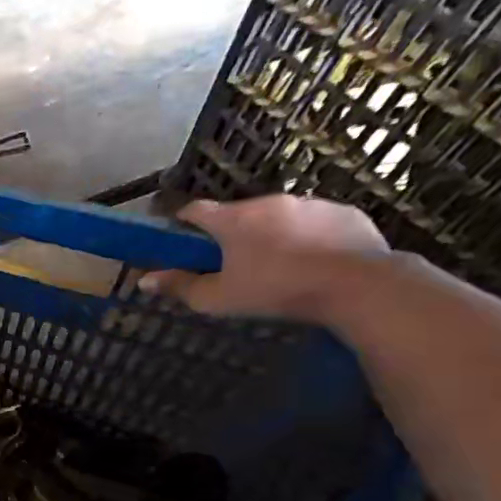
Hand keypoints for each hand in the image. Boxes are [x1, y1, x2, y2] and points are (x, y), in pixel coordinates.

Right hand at [138, 196, 389, 321]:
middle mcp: (269, 202)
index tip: (177, 237)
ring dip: (268, 235)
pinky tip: (310, 263)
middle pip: (237, 214)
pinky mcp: (345, 212)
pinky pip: (314, 222)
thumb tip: (144, 280)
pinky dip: (305, 237)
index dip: (181, 222)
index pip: (194, 210)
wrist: (357, 284)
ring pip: (277, 217)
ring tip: (274, 266)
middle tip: (228, 263)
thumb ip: (180, 286)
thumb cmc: (274, 290)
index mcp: (233, 220)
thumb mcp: (216, 298)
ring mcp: (311, 203)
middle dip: (228, 234)